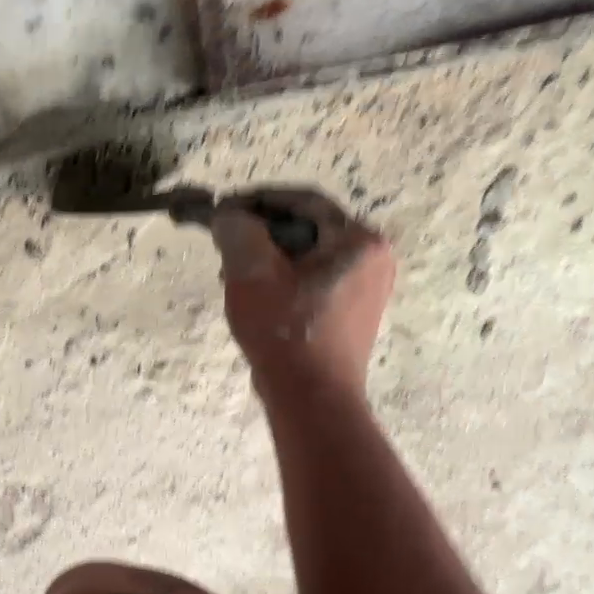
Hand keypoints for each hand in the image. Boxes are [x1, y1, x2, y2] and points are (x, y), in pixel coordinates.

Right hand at [209, 187, 394, 399]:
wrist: (311, 394)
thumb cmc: (284, 329)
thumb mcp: (251, 272)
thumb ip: (237, 230)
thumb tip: (226, 214)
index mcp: (359, 240)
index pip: (303, 200)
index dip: (256, 198)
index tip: (220, 207)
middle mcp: (372, 257)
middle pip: (305, 226)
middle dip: (259, 231)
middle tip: (223, 243)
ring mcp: (366, 285)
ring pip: (305, 253)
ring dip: (266, 255)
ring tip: (232, 273)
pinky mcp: (351, 309)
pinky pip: (311, 277)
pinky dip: (280, 277)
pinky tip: (254, 295)